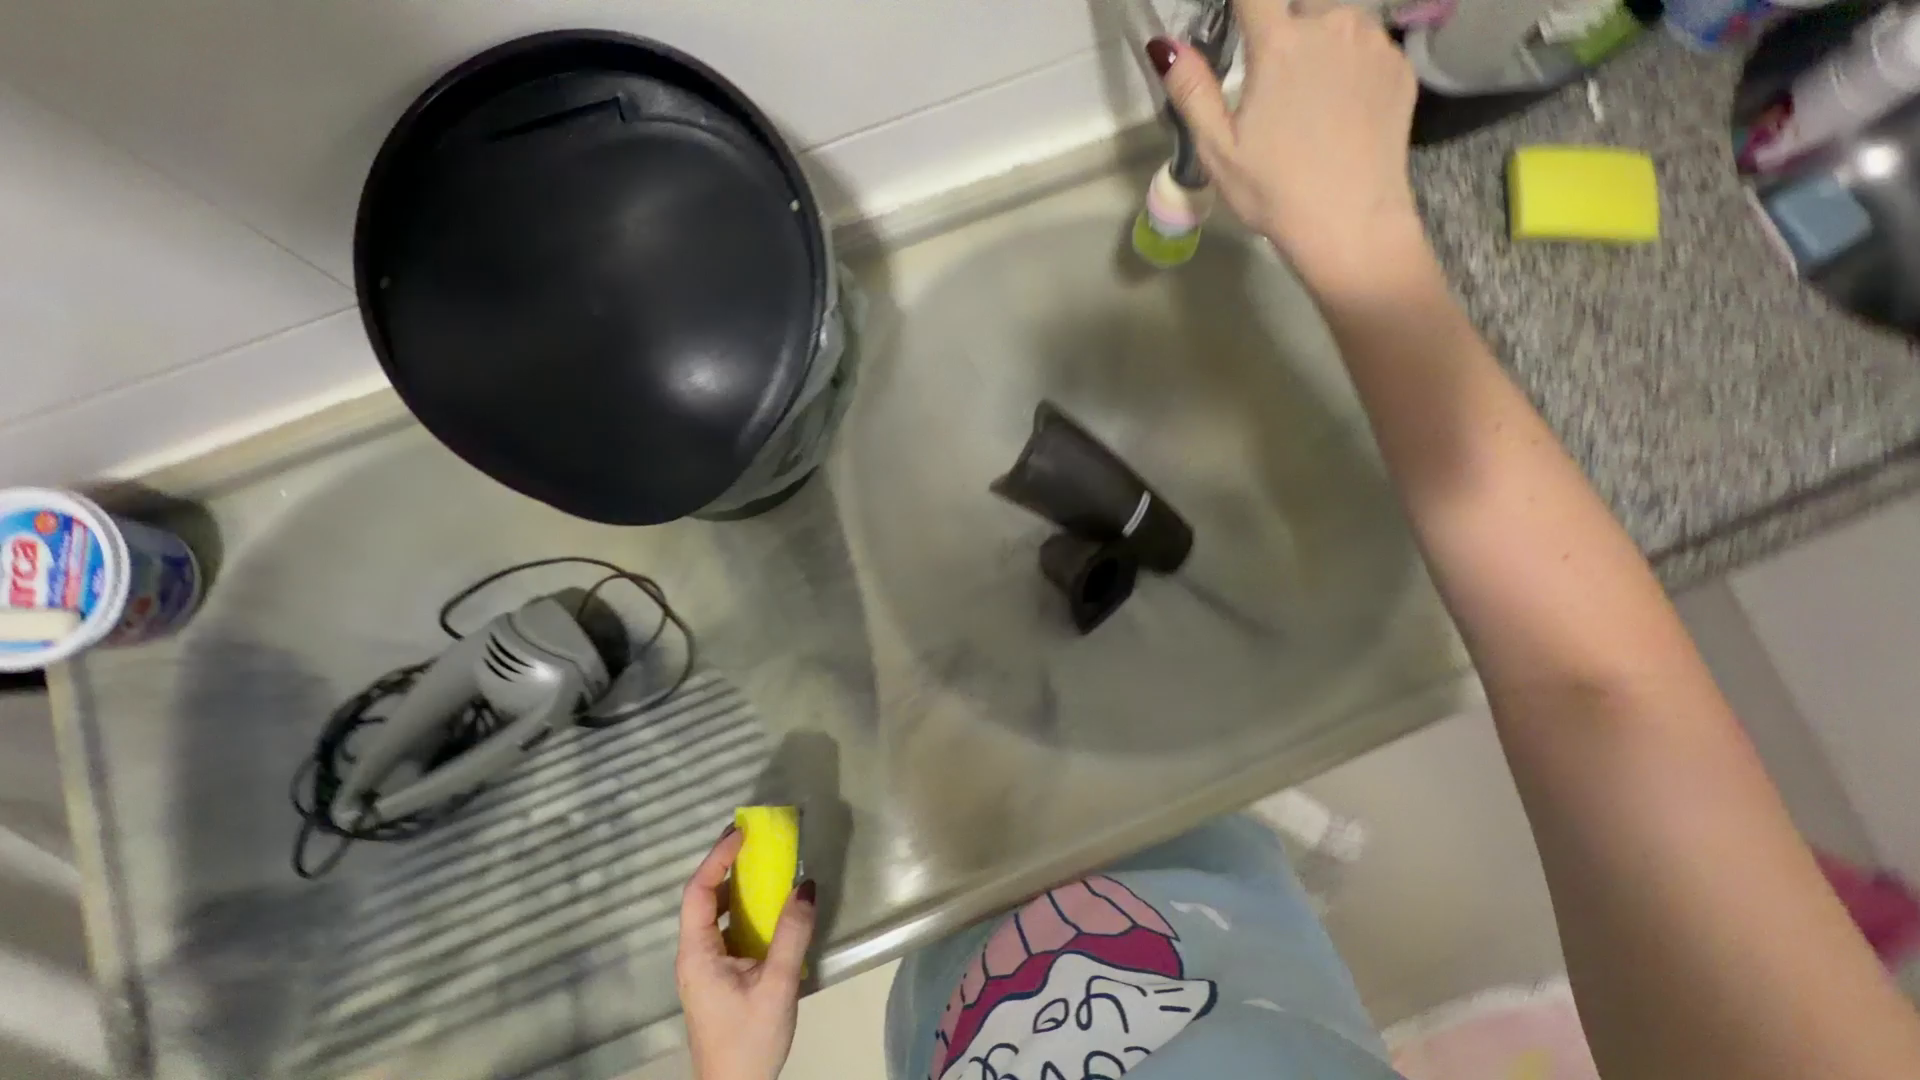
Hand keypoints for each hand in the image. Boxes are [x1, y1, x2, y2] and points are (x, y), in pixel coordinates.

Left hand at [676, 828, 816, 1079]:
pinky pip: (727, 930)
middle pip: (702, 898)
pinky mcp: (719, 978)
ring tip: (763, 862)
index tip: (741, 833)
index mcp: (696, 954)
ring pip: (714, 914)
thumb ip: (791, 933)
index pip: (697, 892)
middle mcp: (694, 955)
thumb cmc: (750, 1039)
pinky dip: (744, 909)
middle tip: (753, 838)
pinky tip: (768, 905)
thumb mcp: (777, 985)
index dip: (717, 859)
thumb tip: (806, 884)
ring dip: (736, 886)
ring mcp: (705, 967)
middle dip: (725, 864)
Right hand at [1153, 0, 1424, 281]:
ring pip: (1337, 19)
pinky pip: (1367, 44)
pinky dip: (1349, 61)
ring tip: (1307, 93)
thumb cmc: (1275, 192)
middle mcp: (1333, 25)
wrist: (1352, 224)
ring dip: (1318, 40)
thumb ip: (1192, 90)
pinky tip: (1339, 107)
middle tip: (1271, 77)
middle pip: (1300, 2)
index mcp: (1281, 43)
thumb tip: (1164, 45)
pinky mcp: (1400, 66)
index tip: (1235, 19)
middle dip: (1282, 26)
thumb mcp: (1219, 150)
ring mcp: (1374, 43)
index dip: (1243, 2)